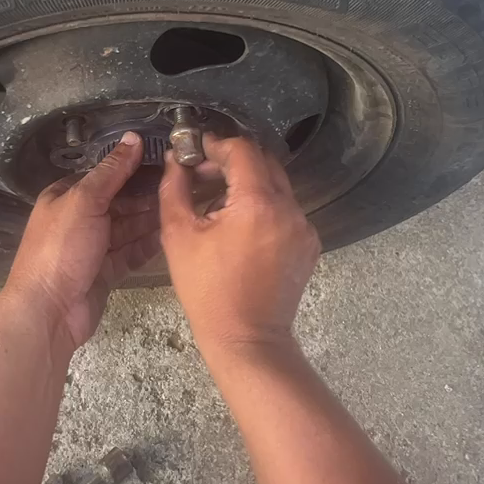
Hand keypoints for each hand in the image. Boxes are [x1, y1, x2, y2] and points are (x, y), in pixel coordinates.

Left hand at [2, 132, 161, 346]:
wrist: (48, 311)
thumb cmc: (60, 250)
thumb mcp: (85, 201)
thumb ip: (112, 172)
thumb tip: (132, 139)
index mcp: (66, 197)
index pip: (104, 176)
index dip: (132, 168)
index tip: (164, 162)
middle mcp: (78, 219)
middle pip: (119, 202)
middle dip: (146, 197)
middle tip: (180, 188)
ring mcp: (91, 247)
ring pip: (127, 228)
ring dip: (150, 220)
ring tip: (180, 209)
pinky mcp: (104, 271)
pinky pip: (129, 253)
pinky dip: (146, 246)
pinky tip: (168, 237)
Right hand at [158, 134, 319, 360]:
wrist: (247, 338)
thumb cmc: (207, 290)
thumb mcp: (179, 235)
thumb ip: (175, 189)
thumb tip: (176, 160)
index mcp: (258, 202)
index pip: (243, 150)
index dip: (217, 145)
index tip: (197, 151)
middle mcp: (289, 208)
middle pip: (264, 162)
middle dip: (232, 161)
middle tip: (203, 173)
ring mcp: (304, 226)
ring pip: (276, 186)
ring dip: (248, 184)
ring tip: (218, 203)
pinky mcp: (308, 243)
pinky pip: (286, 210)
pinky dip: (264, 207)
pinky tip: (240, 227)